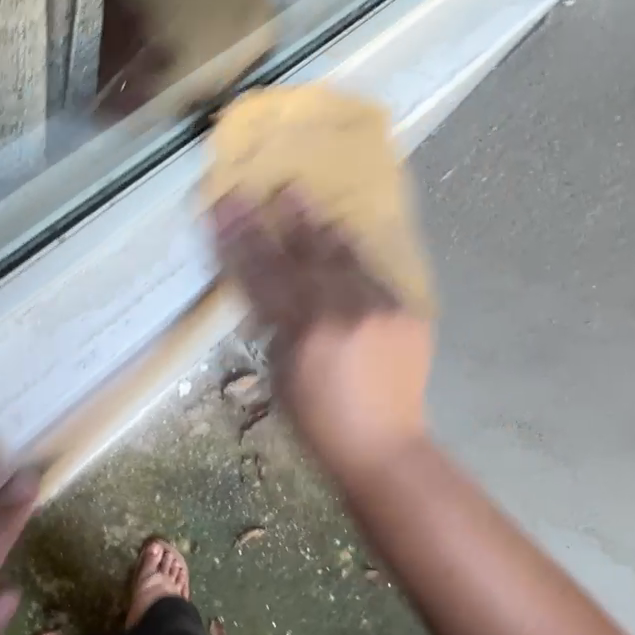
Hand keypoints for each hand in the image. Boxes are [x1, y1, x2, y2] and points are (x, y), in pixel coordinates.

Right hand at [210, 188, 432, 479]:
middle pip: (306, 252)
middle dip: (283, 218)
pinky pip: (373, 272)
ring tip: (300, 197)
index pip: (265, 271)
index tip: (226, 204)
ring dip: (319, 226)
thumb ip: (276, 325)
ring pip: (345, 254)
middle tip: (269, 187)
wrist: (385, 448)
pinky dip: (351, 255)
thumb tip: (269, 289)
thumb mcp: (281, 374)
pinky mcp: (408, 310)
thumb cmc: (319, 422)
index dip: (242, 236)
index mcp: (306, 329)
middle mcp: (346, 309)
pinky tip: (338, 237)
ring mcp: (382, 306)